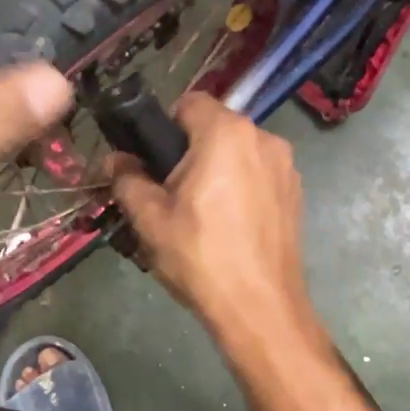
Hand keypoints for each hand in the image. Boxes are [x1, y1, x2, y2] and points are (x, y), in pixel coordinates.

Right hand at [107, 94, 311, 338]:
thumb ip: (128, 180)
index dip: (163, 128)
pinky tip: (226, 230)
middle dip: (188, 155)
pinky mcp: (295, 195)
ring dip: (214, 174)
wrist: (258, 306)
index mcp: (226, 133)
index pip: (188, 103)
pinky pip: (256, 179)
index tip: (150, 164)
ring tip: (196, 219)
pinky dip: (238, 193)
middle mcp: (263, 137)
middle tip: (166, 198)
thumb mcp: (150, 220)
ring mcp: (285, 167)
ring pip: (237, 156)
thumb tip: (114, 160)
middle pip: (214, 130)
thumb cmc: (200, 257)